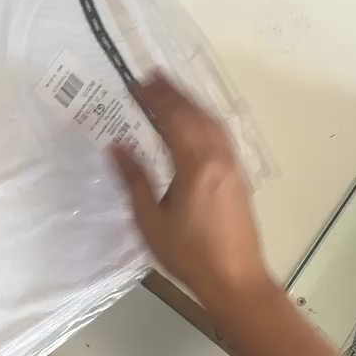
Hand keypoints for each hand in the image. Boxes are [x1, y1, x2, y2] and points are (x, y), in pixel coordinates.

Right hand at [111, 76, 278, 321]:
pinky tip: (196, 123)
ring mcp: (232, 166)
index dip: (154, 99)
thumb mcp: (151, 220)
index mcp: (195, 165)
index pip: (173, 119)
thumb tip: (117, 146)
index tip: (136, 83)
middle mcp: (218, 158)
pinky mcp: (238, 177)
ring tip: (171, 91)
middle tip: (151, 76)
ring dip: (191, 103)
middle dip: (173, 93)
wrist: (234, 279)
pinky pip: (221, 136)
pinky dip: (204, 120)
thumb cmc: (188, 254)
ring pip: (212, 122)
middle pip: (195, 114)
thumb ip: (134, 179)